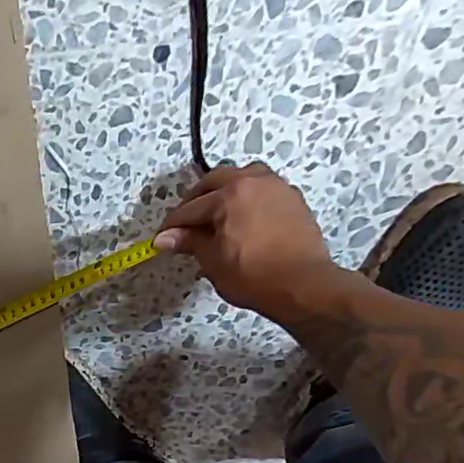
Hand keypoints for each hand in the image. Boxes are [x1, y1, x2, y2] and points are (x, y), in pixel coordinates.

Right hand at [154, 163, 336, 312]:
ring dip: (224, 190)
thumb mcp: (213, 261)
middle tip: (185, 222)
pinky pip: (262, 188)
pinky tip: (242, 218)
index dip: (173, 225)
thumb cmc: (251, 275)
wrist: (301, 285)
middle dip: (196, 199)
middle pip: (215, 181)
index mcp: (229, 195)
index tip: (162, 238)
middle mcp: (253, 180)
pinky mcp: (292, 198)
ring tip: (215, 214)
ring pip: (242, 177)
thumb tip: (163, 238)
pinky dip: (246, 197)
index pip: (191, 208)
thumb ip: (189, 242)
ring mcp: (276, 186)